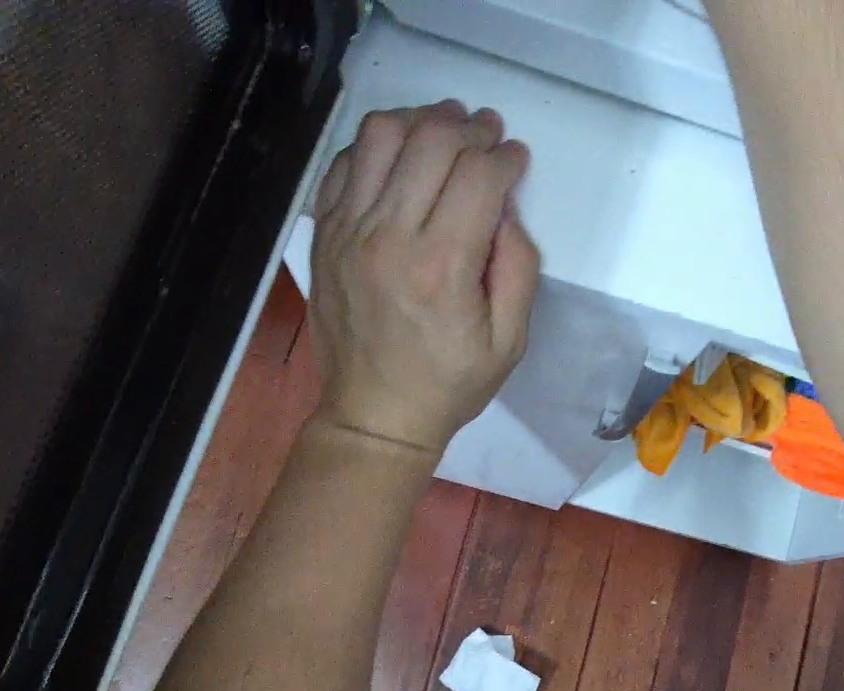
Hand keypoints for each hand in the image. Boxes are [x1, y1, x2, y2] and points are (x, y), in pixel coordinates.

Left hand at [308, 100, 539, 453]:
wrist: (375, 416)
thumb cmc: (448, 385)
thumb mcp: (508, 342)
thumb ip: (518, 268)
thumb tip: (505, 206)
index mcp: (442, 267)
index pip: (478, 174)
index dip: (506, 157)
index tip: (516, 161)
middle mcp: (390, 238)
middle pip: (432, 141)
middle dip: (470, 128)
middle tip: (487, 136)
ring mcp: (349, 232)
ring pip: (382, 136)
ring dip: (421, 122)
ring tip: (443, 133)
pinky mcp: (325, 236)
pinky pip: (344, 163)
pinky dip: (376, 147)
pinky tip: (399, 160)